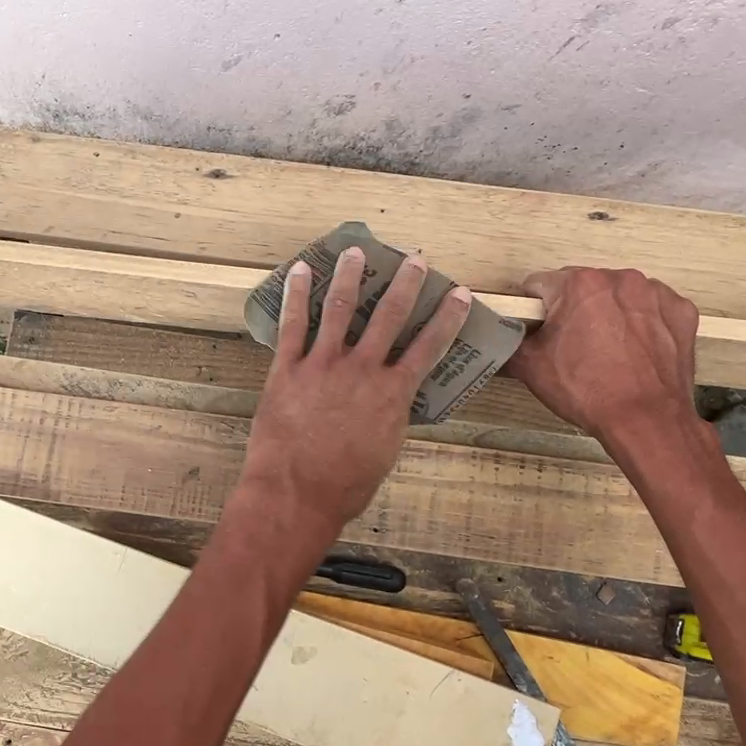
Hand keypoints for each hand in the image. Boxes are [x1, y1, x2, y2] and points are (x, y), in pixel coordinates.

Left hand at [237, 247, 474, 535]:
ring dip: (349, 276)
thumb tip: (393, 400)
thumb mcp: (384, 452)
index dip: (446, 318)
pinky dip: (295, 295)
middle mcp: (361, 370)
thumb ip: (391, 418)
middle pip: (388, 316)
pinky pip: (292, 325)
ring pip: (338, 308)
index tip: (459, 294)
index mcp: (392, 393)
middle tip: (415, 258)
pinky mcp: (286, 370)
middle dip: (405, 284)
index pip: (429, 347)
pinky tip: (298, 271)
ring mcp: (322, 365)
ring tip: (354, 251)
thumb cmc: (344, 486)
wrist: (296, 493)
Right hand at [504, 267, 702, 444]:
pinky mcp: (680, 311)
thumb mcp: (529, 367)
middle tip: (569, 345)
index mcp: (579, 285)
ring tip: (603, 350)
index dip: (532, 309)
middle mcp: (620, 279)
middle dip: (572, 309)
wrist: (645, 419)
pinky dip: (639, 323)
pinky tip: (632, 350)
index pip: (539, 285)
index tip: (537, 331)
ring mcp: (655, 293)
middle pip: (581, 287)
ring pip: (616, 295)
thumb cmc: (586, 390)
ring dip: (606, 313)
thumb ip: (508, 340)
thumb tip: (498, 336)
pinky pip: (649, 308)